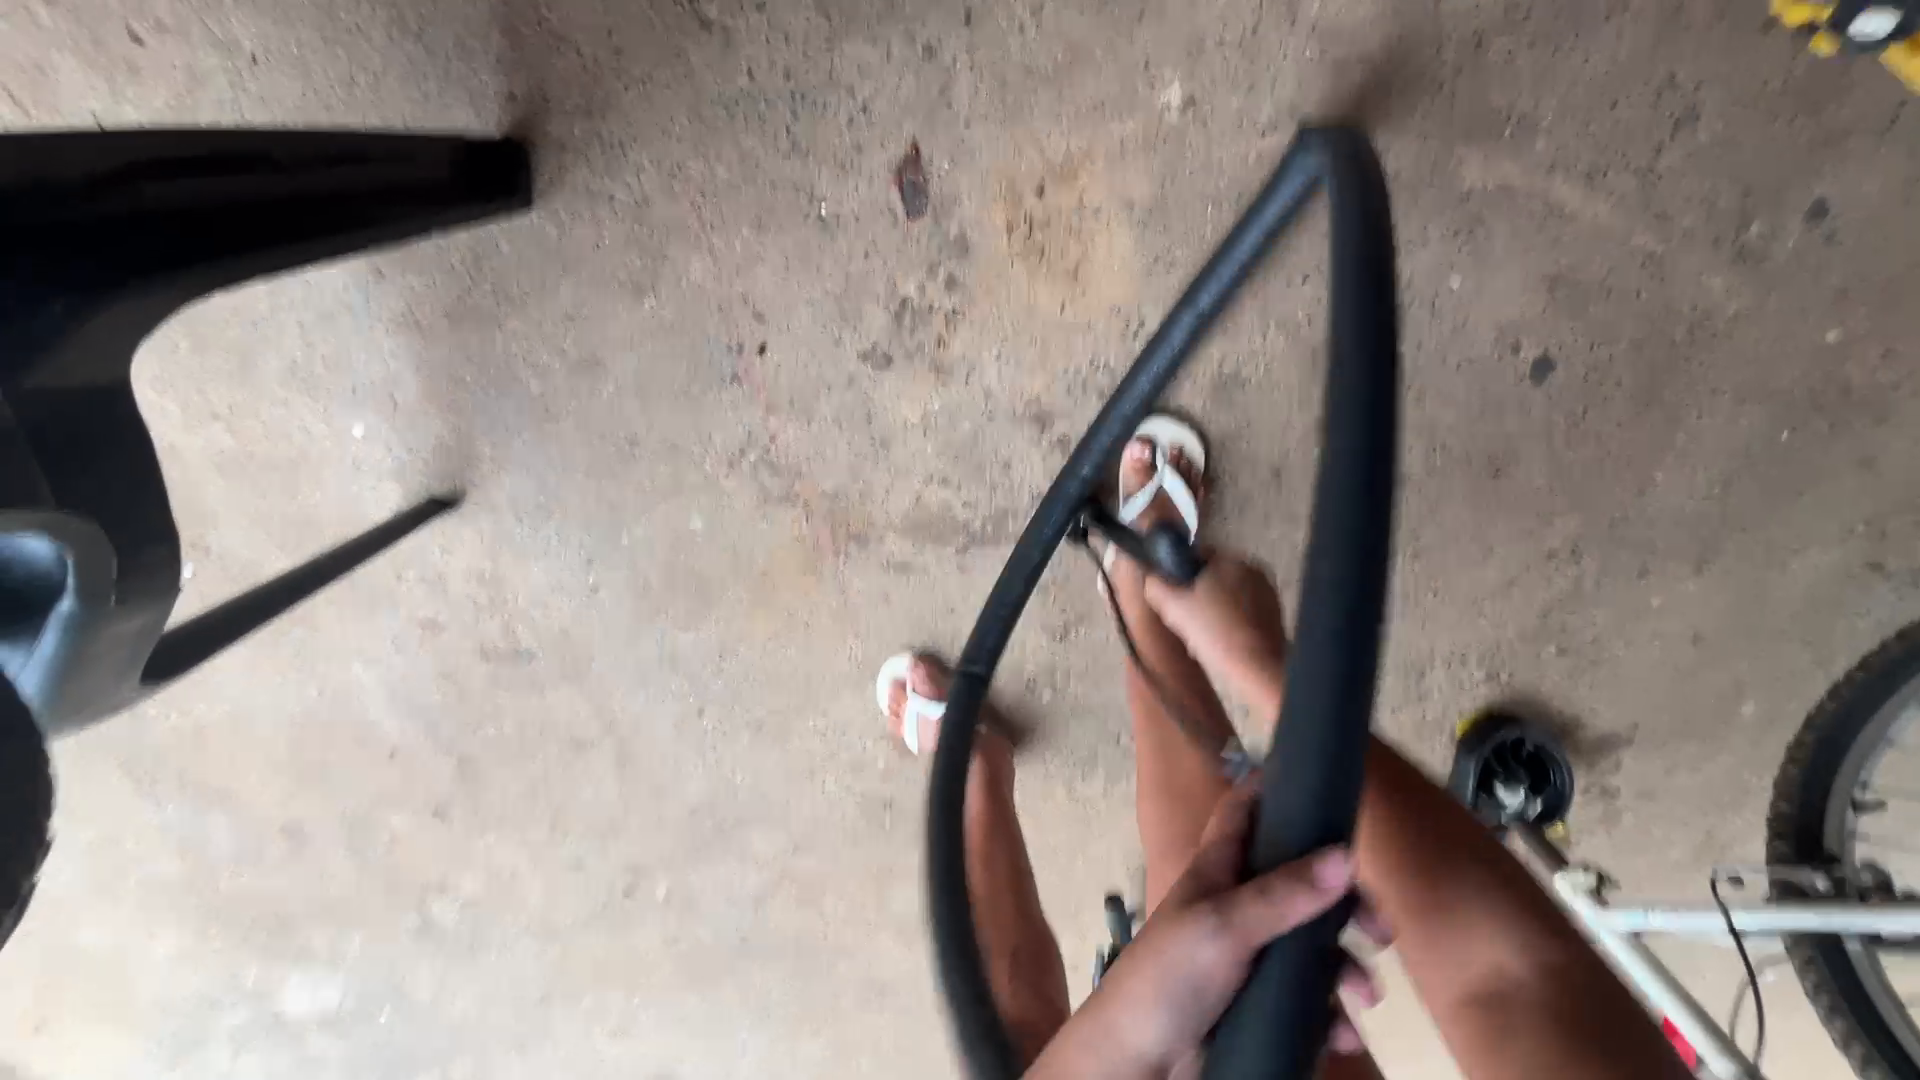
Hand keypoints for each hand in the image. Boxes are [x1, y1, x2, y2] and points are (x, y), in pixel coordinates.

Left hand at [1030, 781, 1386, 1077]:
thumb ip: (1283, 893)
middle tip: (1381, 930)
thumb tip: (1346, 854)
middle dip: (1345, 901)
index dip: (1275, 790)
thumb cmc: (1171, 975)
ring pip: (1315, 944)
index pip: (1245, 812)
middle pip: (1302, 882)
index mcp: (1220, 870)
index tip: (1322, 784)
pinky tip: (1342, 1031)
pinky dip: (1333, 1012)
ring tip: (1364, 996)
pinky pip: (1311, 998)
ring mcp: (1251, 953)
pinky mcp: (1262, 1000)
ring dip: (1347, 966)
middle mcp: (1239, 903)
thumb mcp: (1225, 926)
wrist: (1142, 1058)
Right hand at [1141, 552, 1290, 717]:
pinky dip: (1231, 621)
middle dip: (1198, 592)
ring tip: (1201, 634)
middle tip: (1184, 617)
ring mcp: (1269, 593)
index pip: (1198, 554)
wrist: (1255, 668)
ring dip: (1214, 608)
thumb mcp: (1171, 605)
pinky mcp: (1277, 615)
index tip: (1173, 594)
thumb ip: (1155, 583)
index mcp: (1231, 558)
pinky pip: (1245, 611)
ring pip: (1230, 595)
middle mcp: (1254, 569)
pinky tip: (1221, 641)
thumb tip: (1152, 576)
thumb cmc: (1212, 631)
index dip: (1180, 572)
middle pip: (1215, 575)